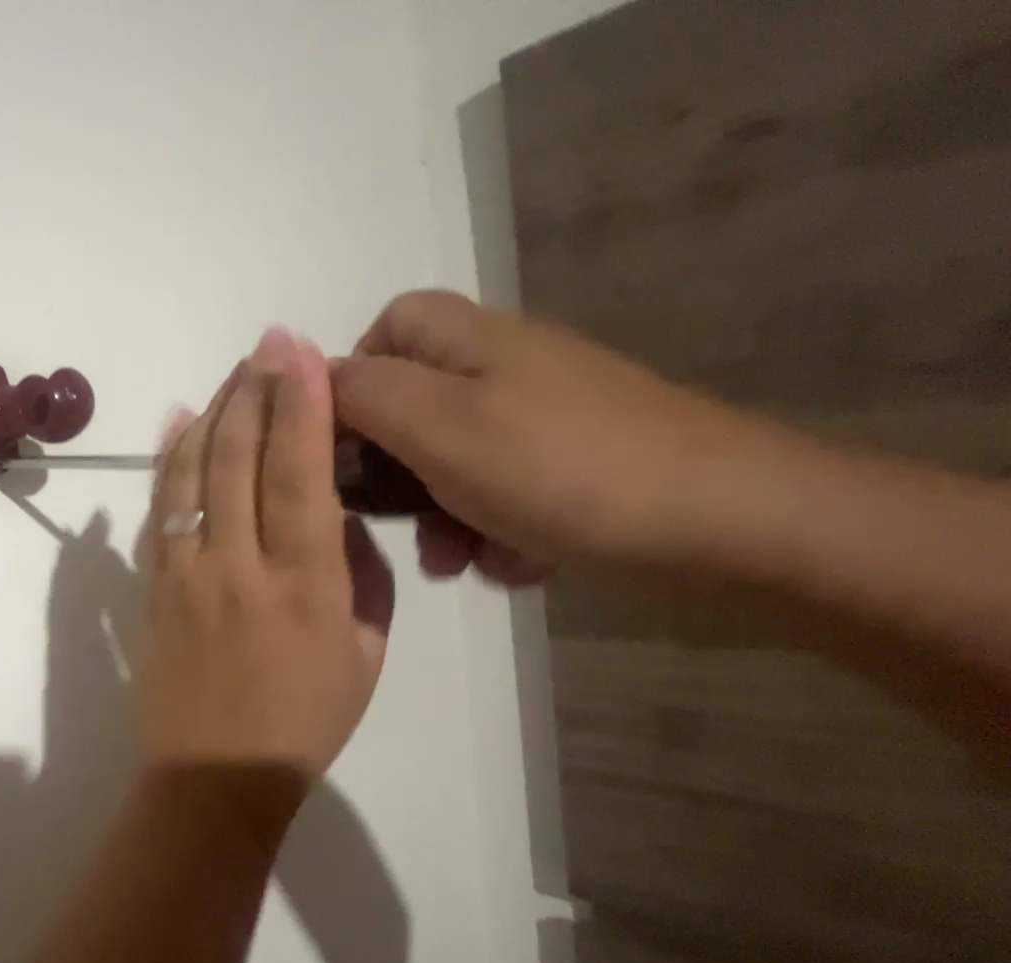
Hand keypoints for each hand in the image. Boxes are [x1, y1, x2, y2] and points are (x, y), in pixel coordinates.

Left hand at [134, 328, 391, 780]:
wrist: (215, 775)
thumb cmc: (305, 721)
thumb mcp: (365, 653)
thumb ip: (359, 575)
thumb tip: (338, 516)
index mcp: (305, 584)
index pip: (300, 473)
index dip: (298, 403)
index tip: (296, 349)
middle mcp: (239, 567)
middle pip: (239, 458)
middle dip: (253, 391)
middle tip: (264, 344)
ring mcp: (185, 575)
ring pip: (191, 474)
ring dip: (210, 415)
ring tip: (228, 376)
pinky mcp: (151, 589)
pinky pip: (158, 511)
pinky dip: (167, 462)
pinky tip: (177, 426)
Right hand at [333, 290, 752, 579]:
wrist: (724, 522)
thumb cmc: (559, 466)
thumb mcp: (437, 427)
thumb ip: (362, 395)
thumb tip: (305, 367)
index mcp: (468, 342)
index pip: (383, 330)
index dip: (349, 384)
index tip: (340, 450)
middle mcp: (504, 367)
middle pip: (414, 404)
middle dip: (396, 473)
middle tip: (393, 525)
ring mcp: (545, 416)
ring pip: (455, 459)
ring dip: (443, 515)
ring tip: (458, 563)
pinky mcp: (576, 464)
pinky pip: (506, 491)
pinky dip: (497, 529)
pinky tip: (514, 565)